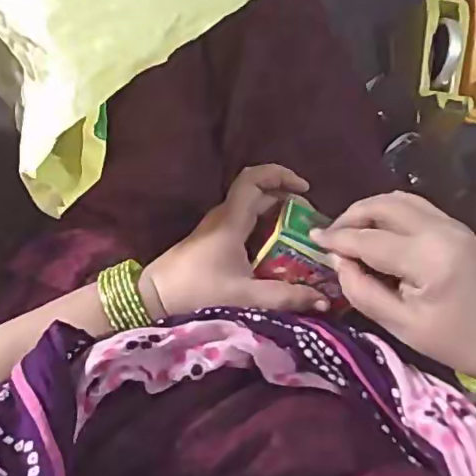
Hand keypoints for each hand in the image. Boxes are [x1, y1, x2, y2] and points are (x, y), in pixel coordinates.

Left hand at [143, 165, 331, 317]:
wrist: (153, 298)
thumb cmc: (196, 291)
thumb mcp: (245, 297)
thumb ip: (285, 298)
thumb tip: (322, 301)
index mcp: (231, 220)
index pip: (253, 179)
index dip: (280, 174)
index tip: (304, 188)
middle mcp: (223, 218)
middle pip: (257, 193)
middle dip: (286, 198)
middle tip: (308, 219)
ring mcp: (215, 228)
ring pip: (250, 208)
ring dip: (275, 213)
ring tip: (298, 233)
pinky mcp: (212, 241)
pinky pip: (244, 224)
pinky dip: (263, 227)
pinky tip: (276, 249)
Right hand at [311, 192, 475, 378]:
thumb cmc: (457, 343)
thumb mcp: (402, 326)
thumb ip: (363, 291)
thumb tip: (338, 261)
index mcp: (428, 258)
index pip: (369, 239)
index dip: (336, 238)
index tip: (311, 238)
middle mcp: (441, 231)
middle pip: (384, 206)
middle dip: (351, 216)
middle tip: (330, 235)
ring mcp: (454, 225)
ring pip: (401, 200)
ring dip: (370, 210)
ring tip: (350, 231)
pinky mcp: (459, 229)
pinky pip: (417, 207)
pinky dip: (391, 211)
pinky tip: (378, 231)